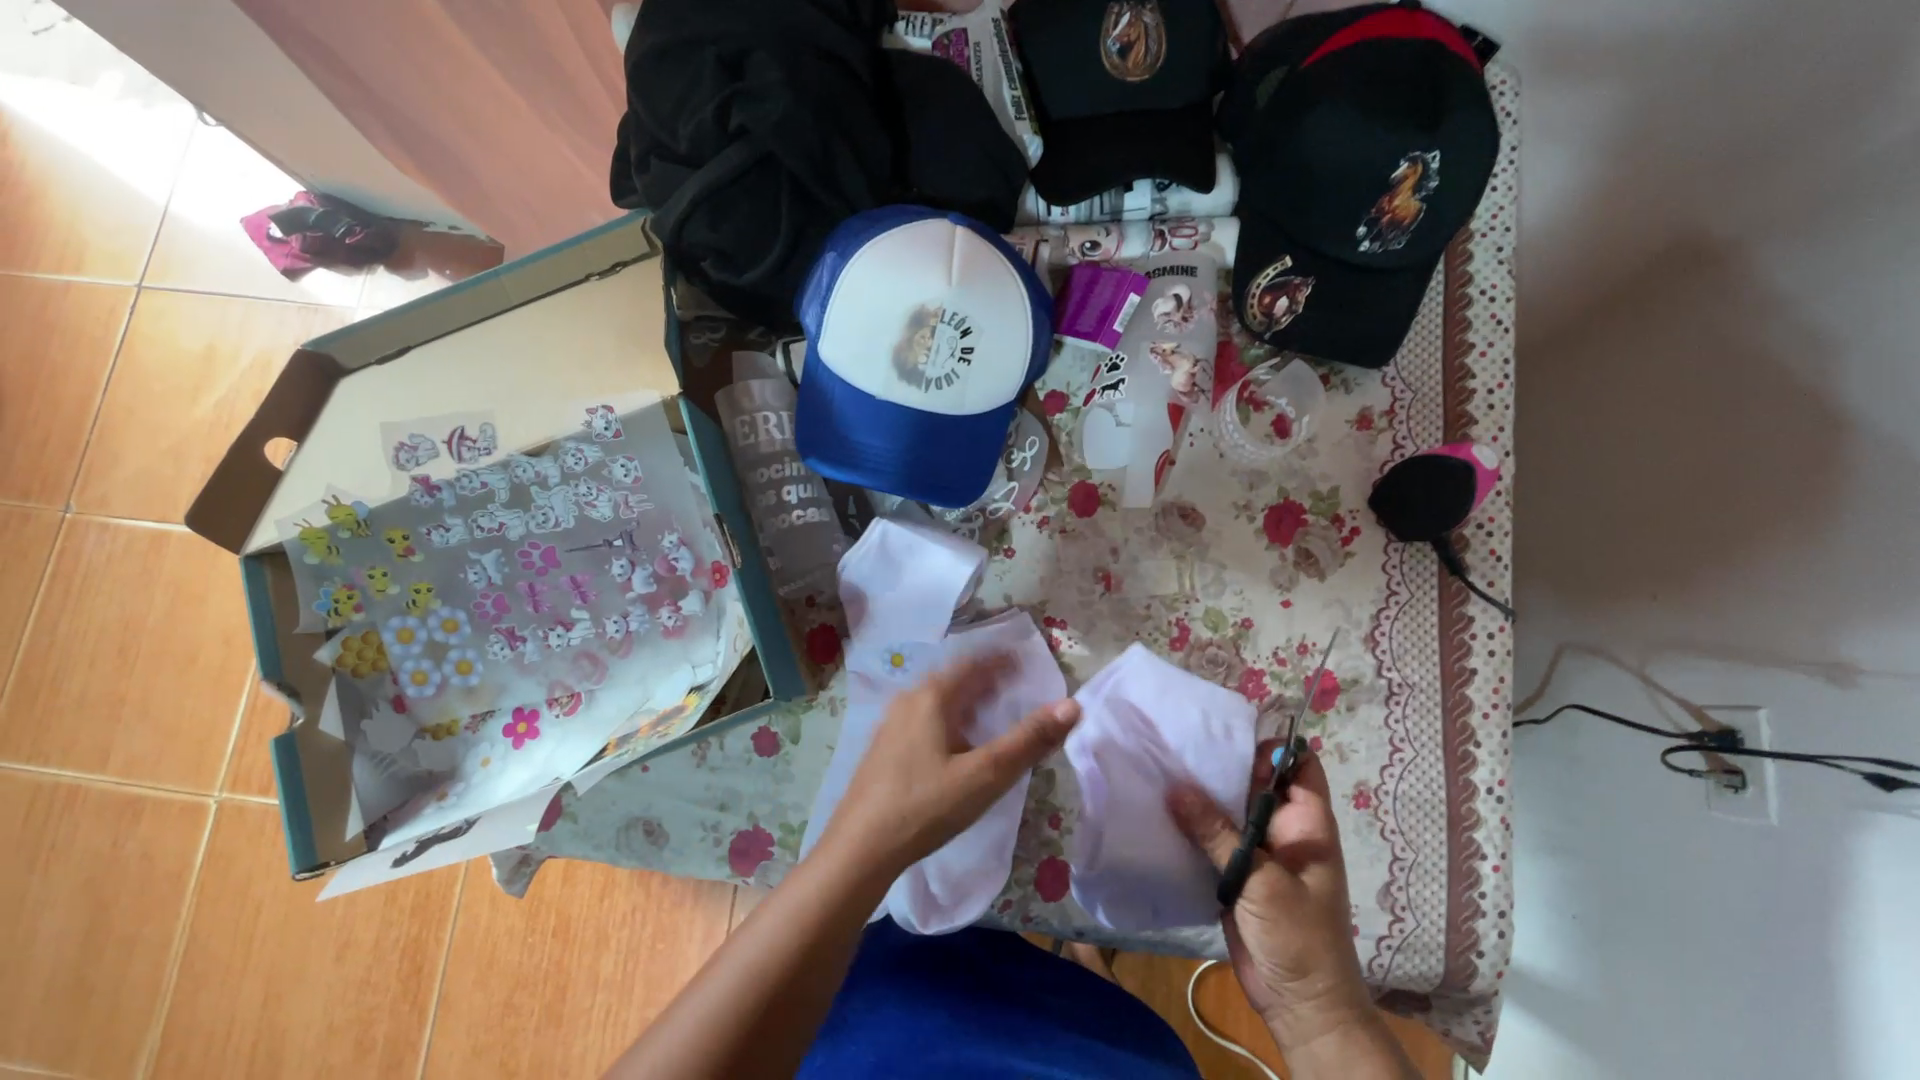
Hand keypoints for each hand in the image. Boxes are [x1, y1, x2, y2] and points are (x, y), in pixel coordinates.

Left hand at [821, 653, 1080, 877]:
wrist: (859, 848)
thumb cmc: (925, 807)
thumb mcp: (985, 775)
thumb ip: (1029, 741)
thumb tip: (1071, 706)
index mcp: (931, 698)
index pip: (973, 663)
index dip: (1001, 660)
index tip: (1027, 662)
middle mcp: (907, 702)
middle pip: (953, 680)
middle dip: (985, 681)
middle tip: (1015, 688)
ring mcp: (891, 727)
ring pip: (936, 702)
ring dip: (966, 703)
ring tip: (991, 716)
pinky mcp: (884, 752)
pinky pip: (923, 722)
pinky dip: (949, 722)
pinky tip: (958, 749)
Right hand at [1167, 745, 1378, 1056]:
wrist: (1300, 1004)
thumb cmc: (1299, 938)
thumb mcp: (1261, 881)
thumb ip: (1219, 834)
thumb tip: (1174, 786)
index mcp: (1306, 824)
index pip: (1297, 764)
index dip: (1269, 741)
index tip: (1222, 725)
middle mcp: (1282, 831)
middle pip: (1253, 783)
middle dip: (1220, 762)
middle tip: (1173, 736)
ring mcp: (1257, 854)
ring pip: (1228, 812)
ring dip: (1199, 795)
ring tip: (1156, 764)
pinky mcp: (1234, 875)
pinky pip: (1211, 841)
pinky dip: (1189, 827)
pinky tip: (1156, 809)